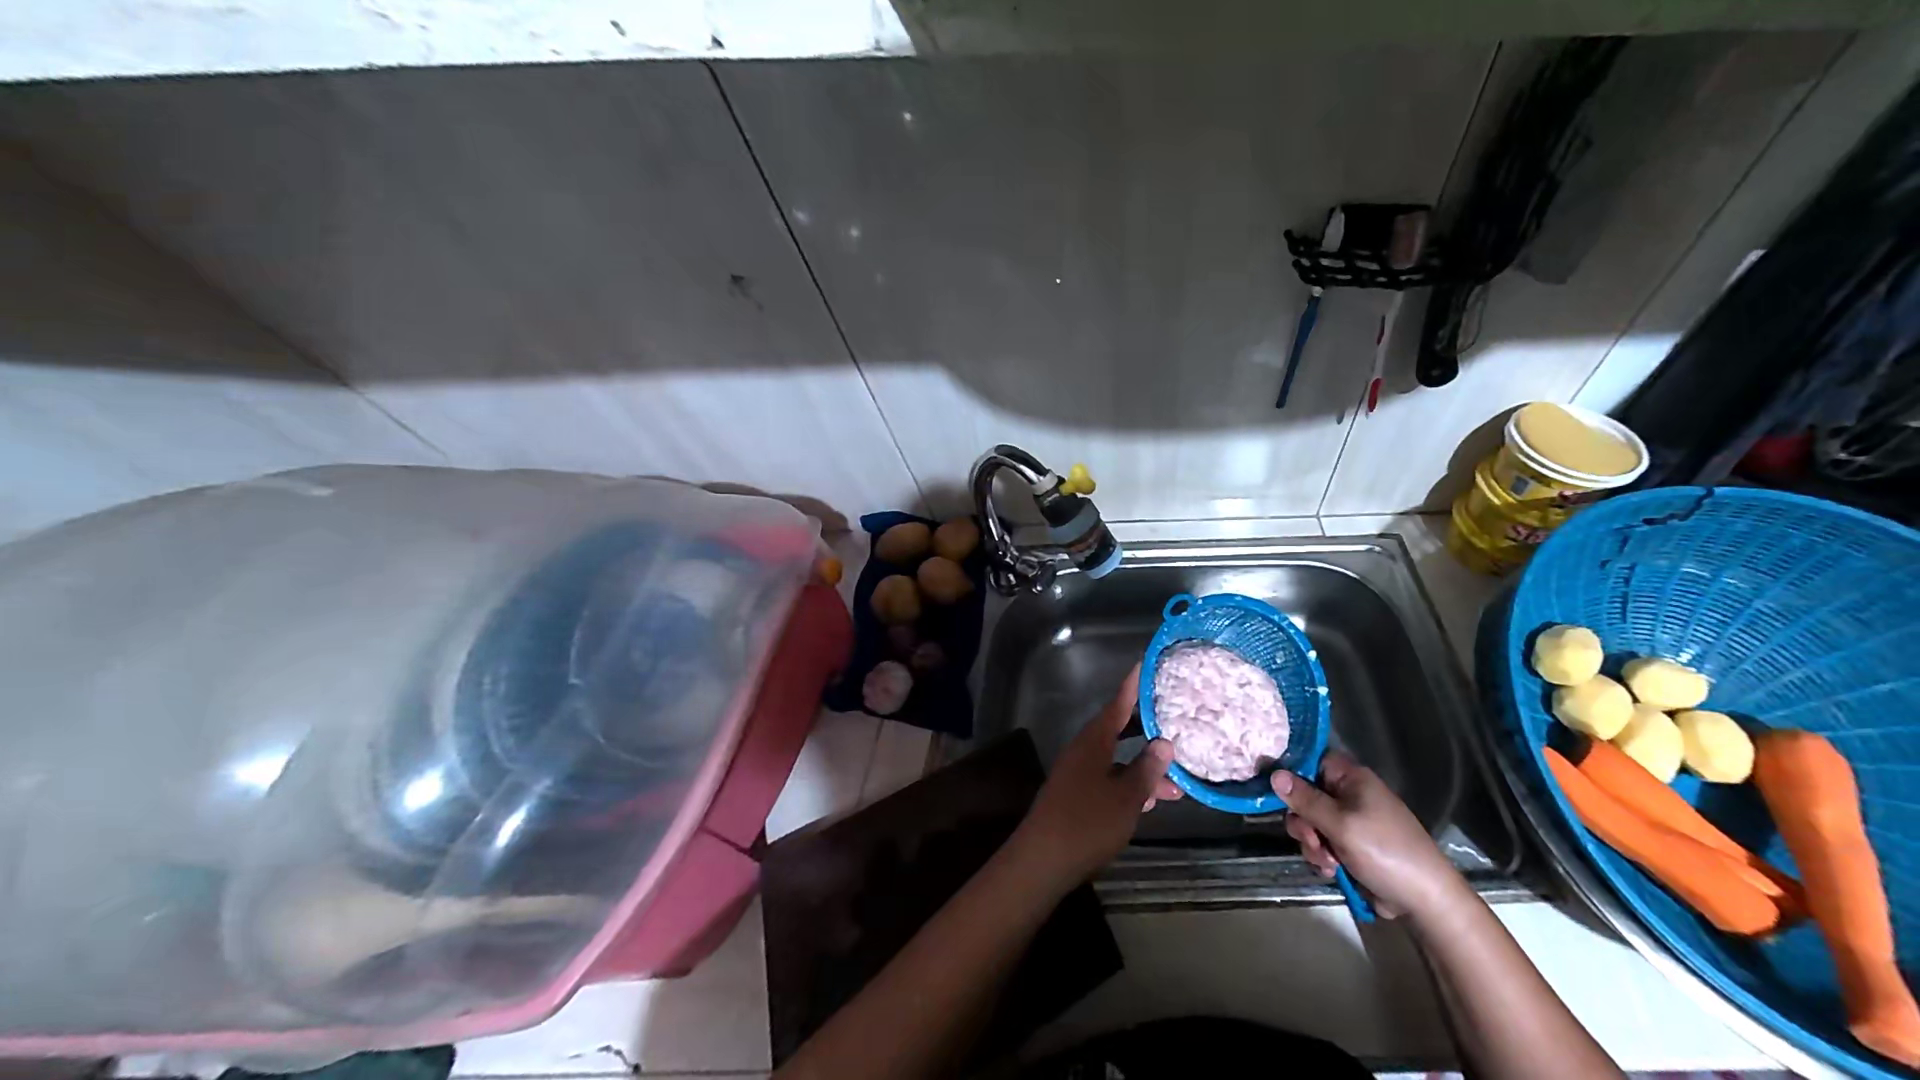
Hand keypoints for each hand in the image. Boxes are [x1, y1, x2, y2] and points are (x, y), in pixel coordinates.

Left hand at [1012, 662, 1181, 885]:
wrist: (1043, 859)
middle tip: (1173, 719)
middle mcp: (1084, 751)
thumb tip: (1163, 742)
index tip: (1145, 665)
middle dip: (1145, 728)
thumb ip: (1146, 770)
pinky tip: (1151, 800)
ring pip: (1117, 759)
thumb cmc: (1087, 822)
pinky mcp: (1077, 796)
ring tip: (1177, 782)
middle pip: (1117, 730)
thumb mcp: (1126, 797)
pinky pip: (1109, 779)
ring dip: (1143, 767)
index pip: (1117, 705)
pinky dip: (1130, 785)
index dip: (1132, 686)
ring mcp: (1078, 773)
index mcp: (1093, 741)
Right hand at [1274, 752, 1467, 920]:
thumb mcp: (1340, 824)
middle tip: (1312, 838)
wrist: (1424, 900)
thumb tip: (1274, 773)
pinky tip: (1333, 870)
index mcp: (1352, 779)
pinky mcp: (1349, 846)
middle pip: (1304, 795)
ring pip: (1309, 823)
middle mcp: (1349, 795)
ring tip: (1328, 862)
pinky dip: (1322, 856)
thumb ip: (1305, 799)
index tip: (1274, 790)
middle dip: (1302, 820)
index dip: (1291, 772)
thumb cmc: (1385, 852)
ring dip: (1311, 843)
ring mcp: (1350, 821)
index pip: (1311, 760)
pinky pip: (1320, 843)